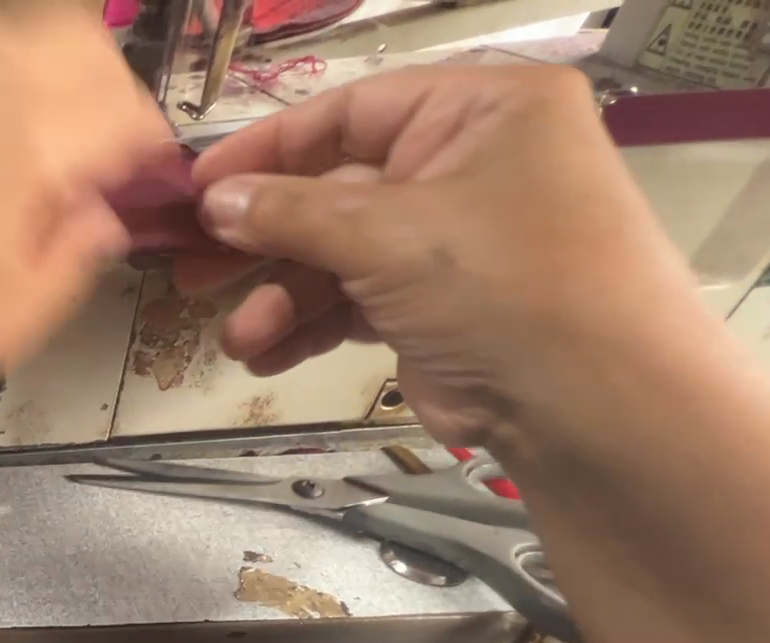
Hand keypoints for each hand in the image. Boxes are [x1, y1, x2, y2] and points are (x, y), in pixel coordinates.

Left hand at [0, 6, 174, 415]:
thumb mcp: (18, 316)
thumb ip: (76, 254)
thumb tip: (100, 218)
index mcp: (30, 138)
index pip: (122, 106)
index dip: (147, 142)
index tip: (145, 176)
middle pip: (74, 43)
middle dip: (105, 90)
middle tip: (101, 153)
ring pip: (9, 44)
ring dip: (44, 83)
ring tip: (39, 152)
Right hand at [181, 66, 704, 445]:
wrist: (580, 400)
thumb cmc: (499, 284)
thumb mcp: (385, 235)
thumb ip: (289, 213)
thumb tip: (212, 203)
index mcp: (473, 115)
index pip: (346, 115)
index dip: (265, 151)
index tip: (197, 191)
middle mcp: (456, 169)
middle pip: (326, 195)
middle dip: (257, 243)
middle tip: (189, 272)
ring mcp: (437, 241)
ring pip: (326, 260)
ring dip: (276, 303)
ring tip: (240, 341)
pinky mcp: (420, 303)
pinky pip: (343, 303)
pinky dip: (303, 329)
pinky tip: (267, 357)